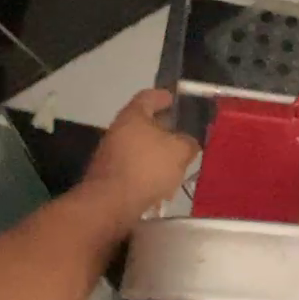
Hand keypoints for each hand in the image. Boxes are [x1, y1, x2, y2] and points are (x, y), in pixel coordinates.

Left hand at [78, 89, 199, 228]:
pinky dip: (148, 170)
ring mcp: (110, 153)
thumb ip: (188, 142)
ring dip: (156, 152)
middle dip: (162, 127)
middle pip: (142, 122)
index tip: (174, 99)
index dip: (163, 96)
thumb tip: (188, 142)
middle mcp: (118, 130)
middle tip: (181, 132)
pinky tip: (162, 183)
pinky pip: (134, 166)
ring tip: (175, 161)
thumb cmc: (147, 167)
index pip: (148, 96)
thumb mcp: (179, 151)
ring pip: (139, 146)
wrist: (111, 203)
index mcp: (133, 115)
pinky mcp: (110, 175)